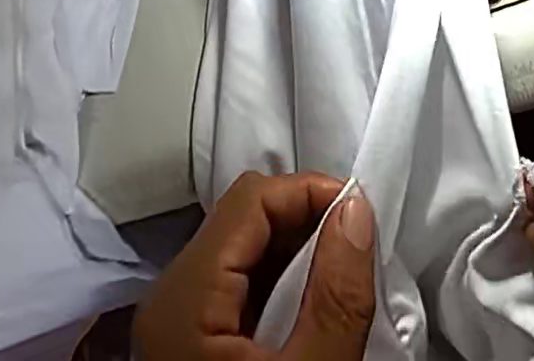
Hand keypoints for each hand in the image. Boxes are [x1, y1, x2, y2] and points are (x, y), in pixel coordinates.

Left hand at [135, 171, 376, 360]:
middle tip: (360, 238)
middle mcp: (170, 295)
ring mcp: (178, 318)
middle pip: (242, 218)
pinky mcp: (192, 341)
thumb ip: (333, 299)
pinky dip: (282, 281)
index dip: (307, 192)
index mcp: (182, 296)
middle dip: (305, 217)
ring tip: (346, 265)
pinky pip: (239, 285)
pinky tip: (316, 297)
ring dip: (297, 249)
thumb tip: (356, 211)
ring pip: (242, 250)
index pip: (247, 200)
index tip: (362, 209)